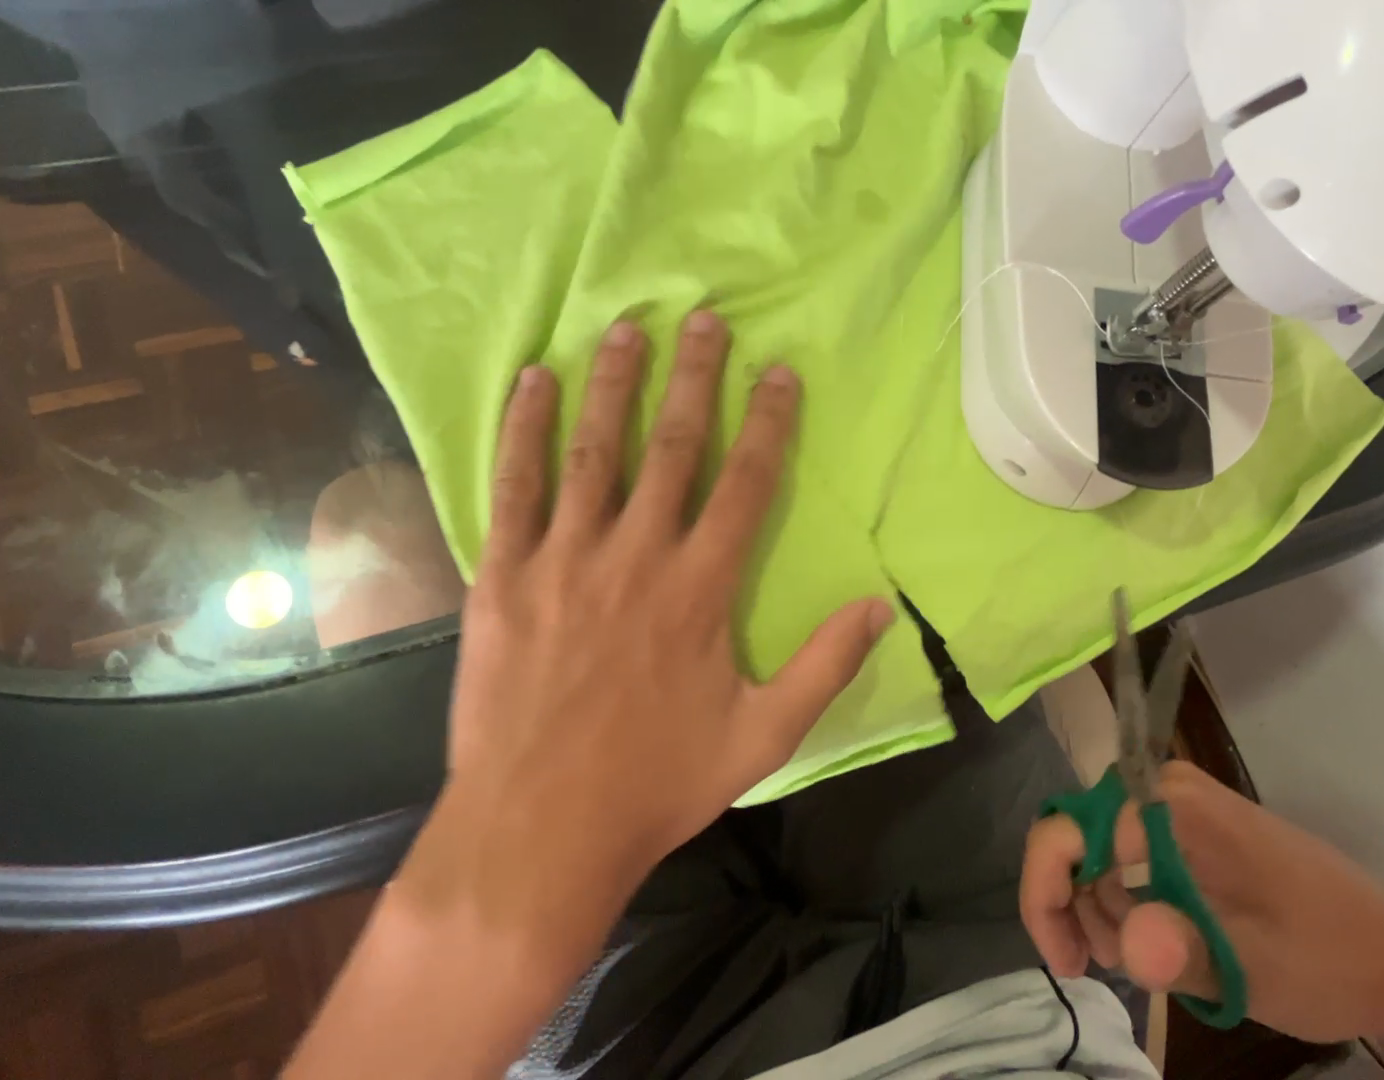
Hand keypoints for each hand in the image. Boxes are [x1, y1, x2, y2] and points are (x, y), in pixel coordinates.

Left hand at [407, 311, 893, 911]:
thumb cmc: (658, 782)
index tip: (780, 371)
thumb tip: (880, 607)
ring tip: (627, 329)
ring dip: (614, 384)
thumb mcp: (764, 735)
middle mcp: (636, 555)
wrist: (540, 826)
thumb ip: (825, 665)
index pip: (747, 483)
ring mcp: (563, 559)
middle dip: (694, 379)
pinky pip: (514, 487)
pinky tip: (532, 384)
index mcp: (701, 589)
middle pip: (673, 447)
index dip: (769, 422)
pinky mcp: (503, 576)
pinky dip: (523, 430)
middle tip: (705, 319)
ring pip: (594, 451)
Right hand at [1021, 761, 1383, 1044]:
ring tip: (1148, 960)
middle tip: (1107, 967)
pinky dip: (1127, 902)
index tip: (1066, 963)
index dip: (1045, 897)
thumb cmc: (1325, 960)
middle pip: (1073, 840)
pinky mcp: (1189, 825)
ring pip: (1094, 852)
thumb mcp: (1249, 968)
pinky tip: (1158, 937)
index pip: (1064, 833)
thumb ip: (1182, 953)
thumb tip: (1131, 946)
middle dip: (1079, 908)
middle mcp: (1163, 787)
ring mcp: (1177, 802)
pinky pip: (1125, 855)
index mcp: (1170, 805)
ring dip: (1105, 912)